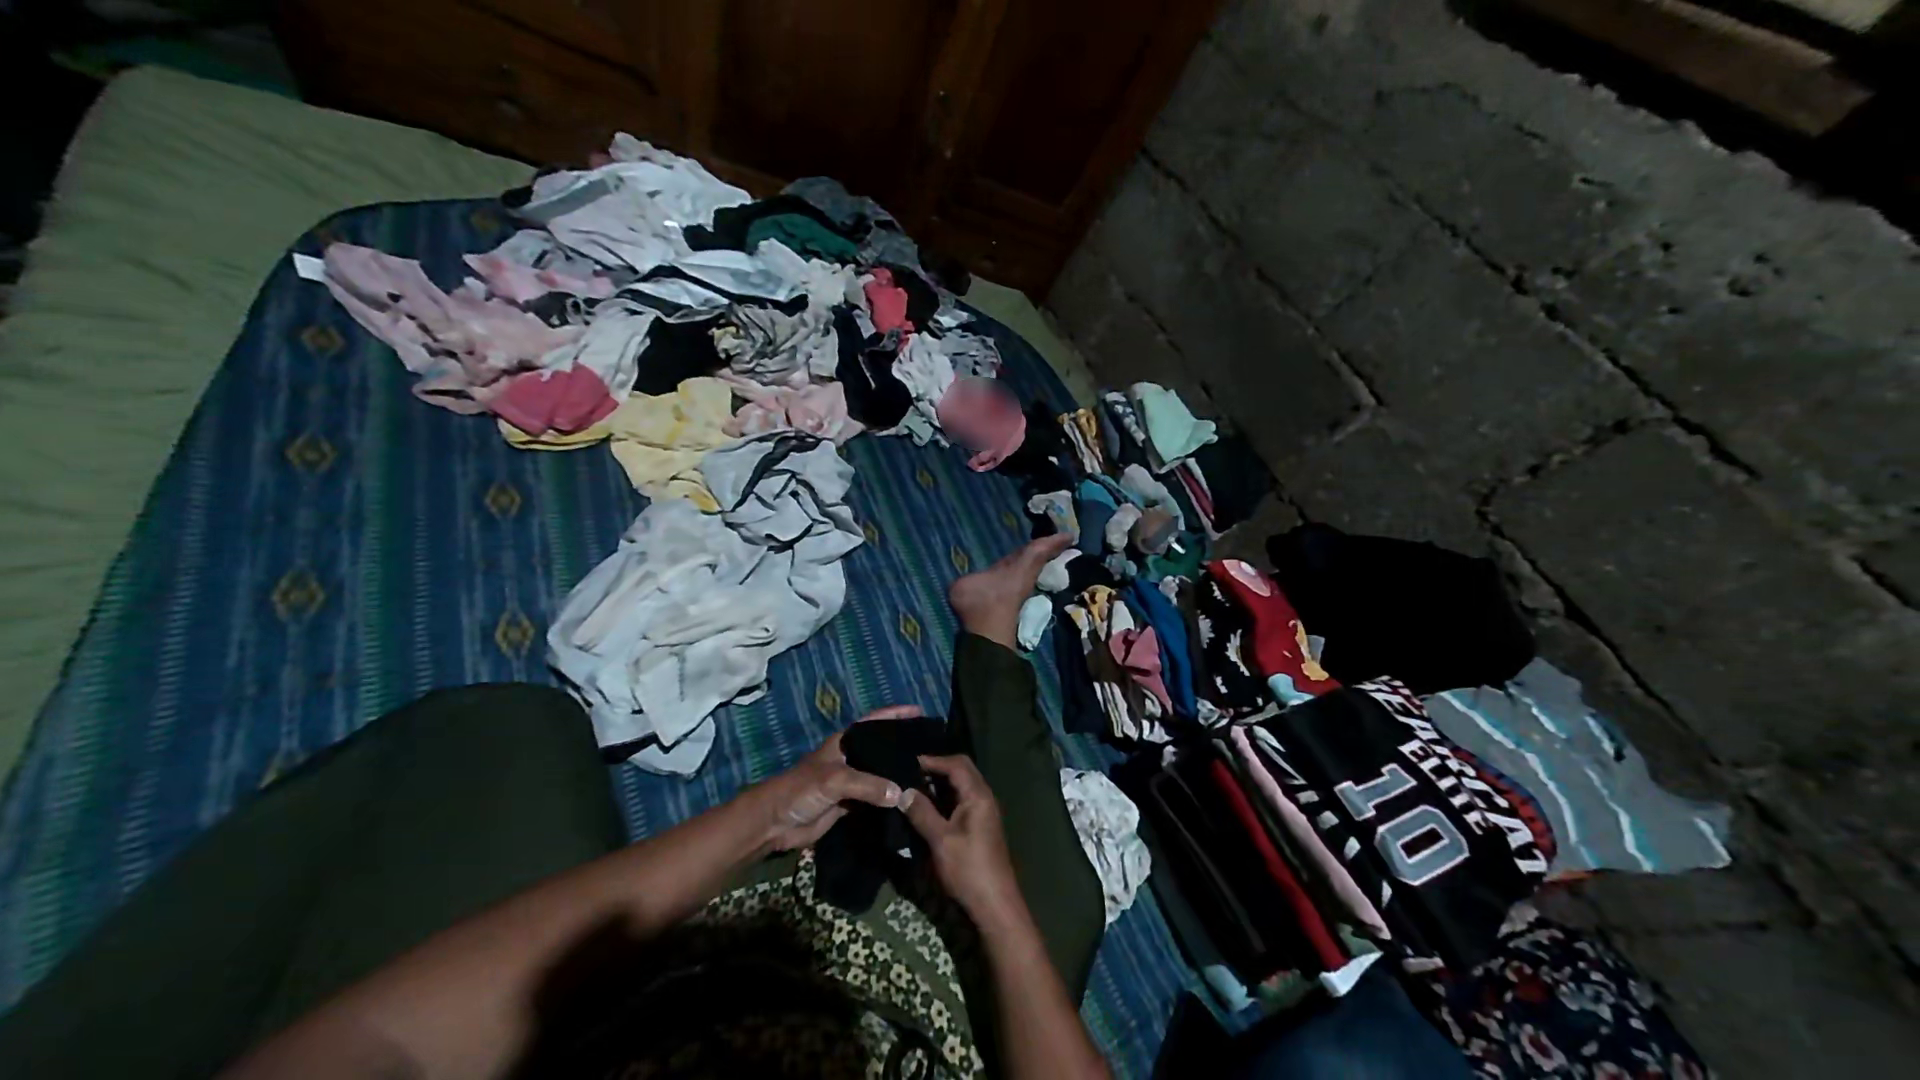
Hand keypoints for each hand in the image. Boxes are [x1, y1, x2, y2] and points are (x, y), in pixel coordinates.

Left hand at [753, 705, 923, 851]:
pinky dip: (889, 801)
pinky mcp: (848, 805)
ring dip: (897, 777)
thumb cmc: (801, 789)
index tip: (919, 711)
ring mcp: (849, 782)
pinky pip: (874, 799)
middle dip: (902, 748)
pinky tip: (909, 801)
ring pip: (879, 776)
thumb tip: (901, 794)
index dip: (894, 714)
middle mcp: (849, 759)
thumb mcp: (835, 780)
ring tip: (927, 776)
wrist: (774, 822)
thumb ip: (868, 785)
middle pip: (880, 750)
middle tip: (931, 749)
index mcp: (843, 742)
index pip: (873, 722)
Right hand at [901, 754, 1026, 929]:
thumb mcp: (940, 840)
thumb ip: (922, 812)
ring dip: (940, 783)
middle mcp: (984, 797)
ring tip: (913, 785)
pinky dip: (944, 797)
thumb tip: (902, 791)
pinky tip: (926, 806)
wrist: (995, 904)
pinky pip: (961, 800)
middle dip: (937, 768)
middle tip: (909, 771)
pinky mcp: (980, 825)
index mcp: (978, 795)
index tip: (907, 761)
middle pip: (961, 770)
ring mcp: (984, 811)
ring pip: (961, 786)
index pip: (956, 764)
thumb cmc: (968, 869)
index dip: (932, 760)